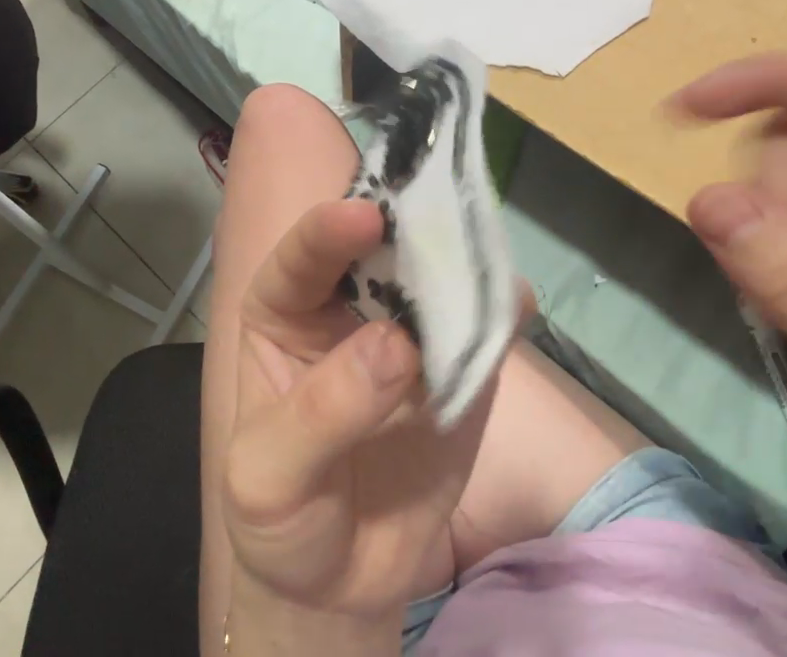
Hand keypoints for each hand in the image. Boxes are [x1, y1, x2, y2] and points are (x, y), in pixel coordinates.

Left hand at [222, 198, 496, 639]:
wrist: (341, 582)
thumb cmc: (280, 518)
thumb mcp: (270, 477)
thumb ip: (324, 412)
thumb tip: (397, 344)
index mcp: (284, 318)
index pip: (300, 262)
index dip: (327, 232)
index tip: (366, 216)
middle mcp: (347, 312)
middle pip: (376, 254)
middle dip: (404, 226)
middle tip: (440, 203)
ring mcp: (408, 338)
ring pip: (435, 285)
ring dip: (460, 262)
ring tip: (483, 242)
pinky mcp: (459, 374)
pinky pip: (482, 337)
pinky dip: (501, 315)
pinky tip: (515, 302)